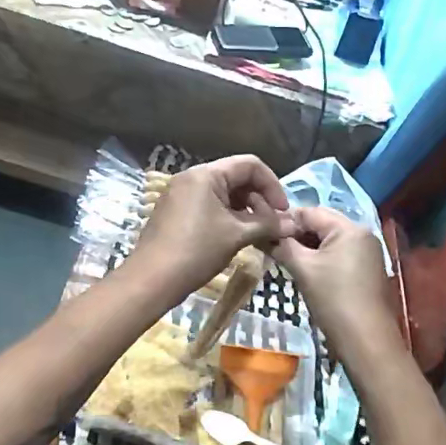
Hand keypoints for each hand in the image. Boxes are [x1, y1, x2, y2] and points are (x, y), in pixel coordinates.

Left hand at [129, 155, 294, 300]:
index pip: (250, 165)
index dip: (272, 186)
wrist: (152, 279)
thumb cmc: (196, 250)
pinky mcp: (175, 211)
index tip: (283, 212)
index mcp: (205, 174)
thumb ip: (267, 224)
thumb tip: (293, 224)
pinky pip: (208, 205)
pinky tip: (237, 237)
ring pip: (223, 193)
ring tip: (258, 234)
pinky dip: (227, 216)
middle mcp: (191, 177)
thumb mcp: (236, 235)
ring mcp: (180, 194)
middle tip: (273, 226)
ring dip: (245, 210)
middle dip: (259, 199)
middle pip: (236, 177)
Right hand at [271, 206, 402, 363]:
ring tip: (284, 258)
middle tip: (271, 246)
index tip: (263, 232)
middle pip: (321, 223)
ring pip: (329, 239)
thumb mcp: (303, 269)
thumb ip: (282, 245)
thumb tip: (264, 234)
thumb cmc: (333, 299)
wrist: (366, 341)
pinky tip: (305, 270)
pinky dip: (320, 257)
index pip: (309, 212)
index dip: (284, 220)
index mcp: (349, 228)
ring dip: (306, 246)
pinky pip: (339, 253)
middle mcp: (362, 233)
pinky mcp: (367, 268)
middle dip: (295, 233)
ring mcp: (367, 252)